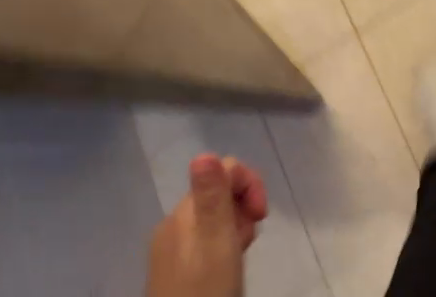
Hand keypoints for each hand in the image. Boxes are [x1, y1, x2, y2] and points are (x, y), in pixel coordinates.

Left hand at [145, 154, 268, 296]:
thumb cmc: (205, 289)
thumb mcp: (215, 240)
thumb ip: (212, 196)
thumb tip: (203, 152)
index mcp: (183, 213)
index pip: (222, 170)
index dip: (249, 184)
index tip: (261, 215)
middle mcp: (175, 225)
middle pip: (219, 194)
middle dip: (243, 208)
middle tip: (249, 240)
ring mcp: (174, 250)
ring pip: (215, 219)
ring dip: (236, 228)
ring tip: (241, 256)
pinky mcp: (178, 272)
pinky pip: (207, 242)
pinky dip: (224, 247)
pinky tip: (228, 268)